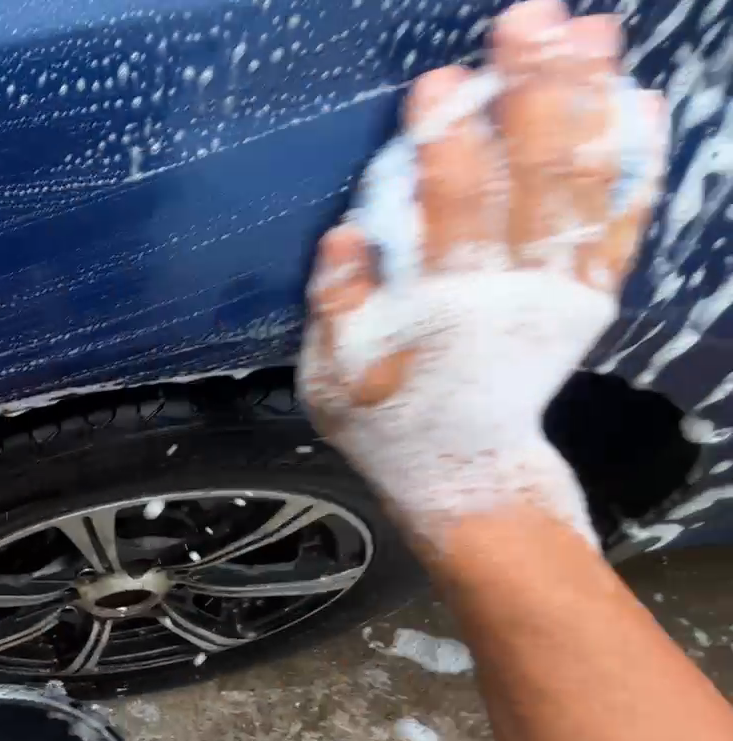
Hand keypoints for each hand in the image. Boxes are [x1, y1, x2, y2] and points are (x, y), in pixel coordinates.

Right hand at [298, 0, 664, 550]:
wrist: (459, 465)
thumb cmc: (380, 418)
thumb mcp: (330, 377)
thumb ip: (336, 309)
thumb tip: (344, 237)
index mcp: (438, 306)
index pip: (448, 211)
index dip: (444, 144)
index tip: (439, 82)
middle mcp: (509, 288)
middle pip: (528, 178)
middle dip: (529, 95)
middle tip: (527, 20)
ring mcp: (561, 287)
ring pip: (581, 185)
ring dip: (587, 105)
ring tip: (588, 32)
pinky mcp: (590, 292)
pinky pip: (623, 220)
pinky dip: (637, 161)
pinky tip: (640, 103)